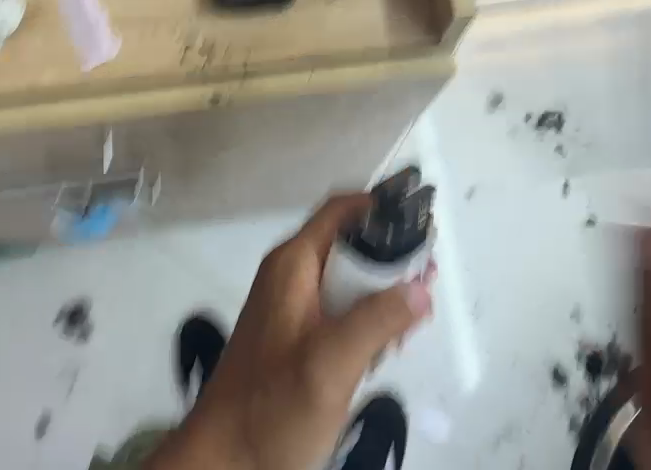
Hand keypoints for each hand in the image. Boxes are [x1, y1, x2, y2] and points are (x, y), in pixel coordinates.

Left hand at [148, 194, 432, 469]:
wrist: (225, 462)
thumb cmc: (272, 407)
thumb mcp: (330, 362)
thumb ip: (377, 320)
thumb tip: (421, 286)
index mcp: (294, 265)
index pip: (341, 210)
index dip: (381, 206)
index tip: (420, 220)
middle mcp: (292, 276)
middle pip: (351, 244)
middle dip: (391, 258)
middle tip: (426, 279)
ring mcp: (292, 307)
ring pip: (350, 280)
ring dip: (383, 294)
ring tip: (412, 320)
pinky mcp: (298, 337)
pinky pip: (341, 311)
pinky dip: (367, 319)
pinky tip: (386, 347)